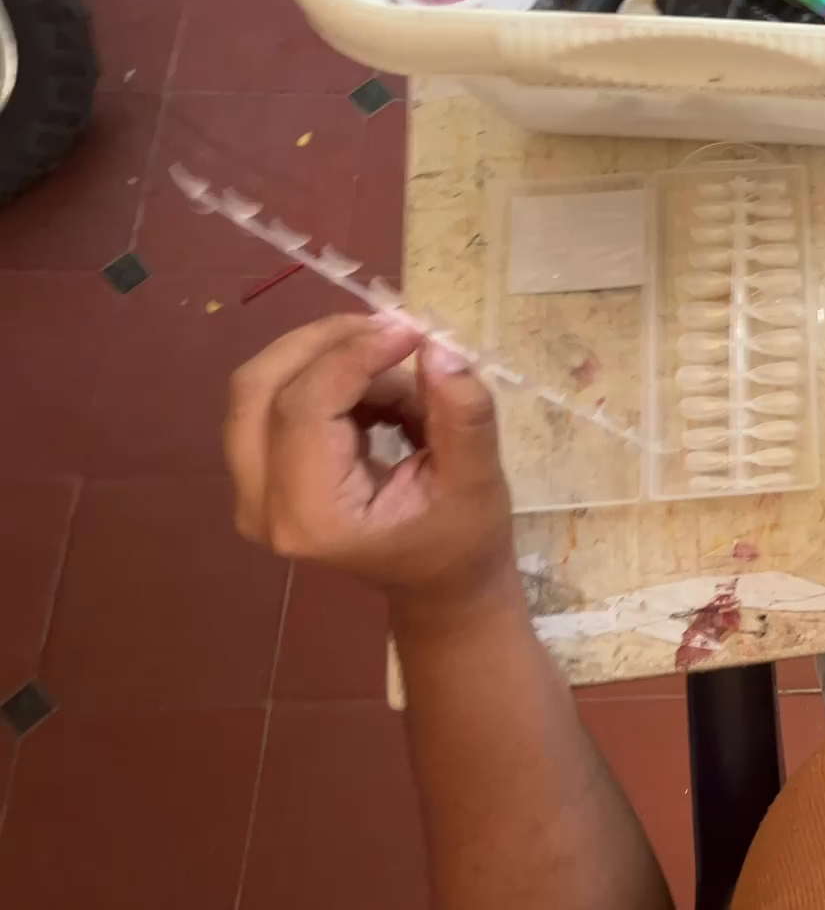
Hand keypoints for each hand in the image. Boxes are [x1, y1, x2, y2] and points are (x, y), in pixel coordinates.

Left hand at [226, 315, 516, 619]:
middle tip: (396, 329)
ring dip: (342, 366)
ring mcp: (254, 490)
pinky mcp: (265, 474)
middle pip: (259, 388)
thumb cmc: (467, 540)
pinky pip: (283, 401)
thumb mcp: (480, 479)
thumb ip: (463, 414)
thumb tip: (441, 348)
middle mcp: (260, 504)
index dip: (354, 356)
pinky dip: (342, 383)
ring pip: (265, 388)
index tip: (416, 330)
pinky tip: (392, 404)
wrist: (444, 584)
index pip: (303, 409)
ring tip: (414, 393)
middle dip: (328, 344)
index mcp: (312, 515)